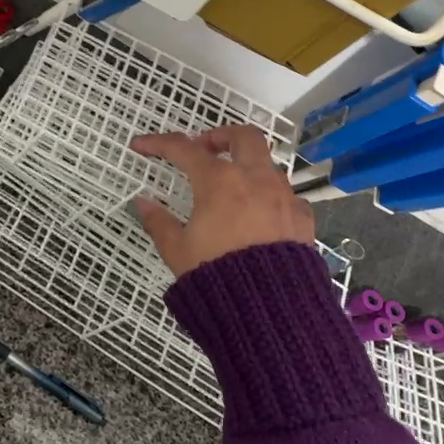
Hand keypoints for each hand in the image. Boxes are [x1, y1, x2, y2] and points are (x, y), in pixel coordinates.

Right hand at [128, 125, 313, 276]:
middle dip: (221, 136)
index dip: (157, 143)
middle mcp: (254, 179)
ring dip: (247, 166)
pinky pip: (286, 195)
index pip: (183, 149)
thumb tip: (142, 203)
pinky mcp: (302, 218)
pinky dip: (269, 195)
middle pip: (244, 137)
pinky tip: (259, 214)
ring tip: (231, 187)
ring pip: (268, 164)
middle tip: (204, 149)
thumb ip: (158, 222)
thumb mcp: (176, 249)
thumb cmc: (215, 272)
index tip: (140, 145)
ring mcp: (283, 196)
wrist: (270, 307)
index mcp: (218, 181)